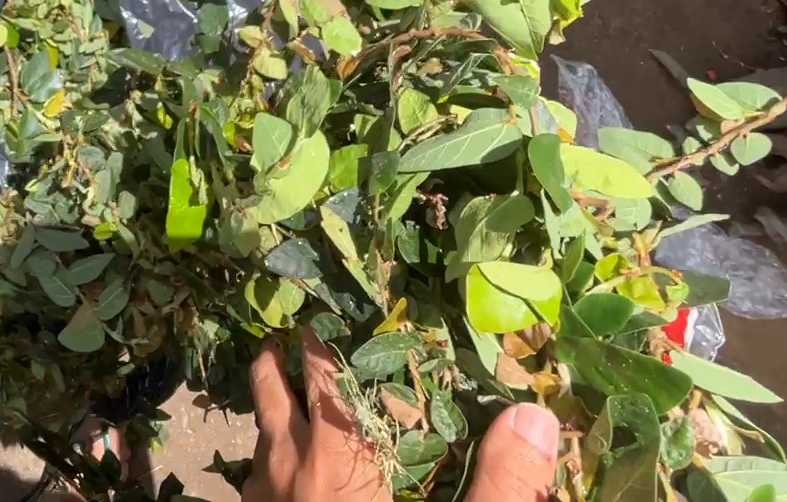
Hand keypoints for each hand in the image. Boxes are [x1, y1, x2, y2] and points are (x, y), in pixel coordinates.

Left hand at [244, 325, 560, 501]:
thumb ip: (502, 486)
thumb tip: (534, 417)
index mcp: (336, 456)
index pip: (324, 372)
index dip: (323, 337)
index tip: (324, 305)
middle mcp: (287, 465)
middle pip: (270, 385)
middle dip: (279, 354)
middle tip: (289, 328)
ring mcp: (264, 497)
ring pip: (255, 429)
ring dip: (265, 401)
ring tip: (275, 376)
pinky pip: (252, 480)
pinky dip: (263, 458)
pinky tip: (279, 468)